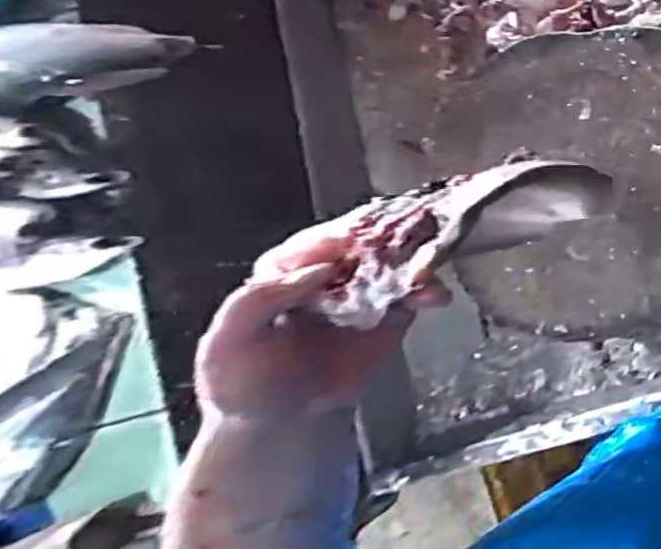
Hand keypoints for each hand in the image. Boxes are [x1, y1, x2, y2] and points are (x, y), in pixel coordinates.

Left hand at [195, 218, 448, 422]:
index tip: (360, 252)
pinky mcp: (397, 303)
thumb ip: (255, 303)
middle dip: (396, 241)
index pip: (324, 239)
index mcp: (289, 267)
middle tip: (408, 254)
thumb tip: (322, 269)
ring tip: (425, 283)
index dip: (345, 240)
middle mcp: (334, 267)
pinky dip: (431, 288)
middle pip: (372, 238)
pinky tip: (434, 298)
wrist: (285, 423)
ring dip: (422, 262)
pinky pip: (420, 287)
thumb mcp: (226, 346)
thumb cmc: (245, 384)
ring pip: (404, 257)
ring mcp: (369, 284)